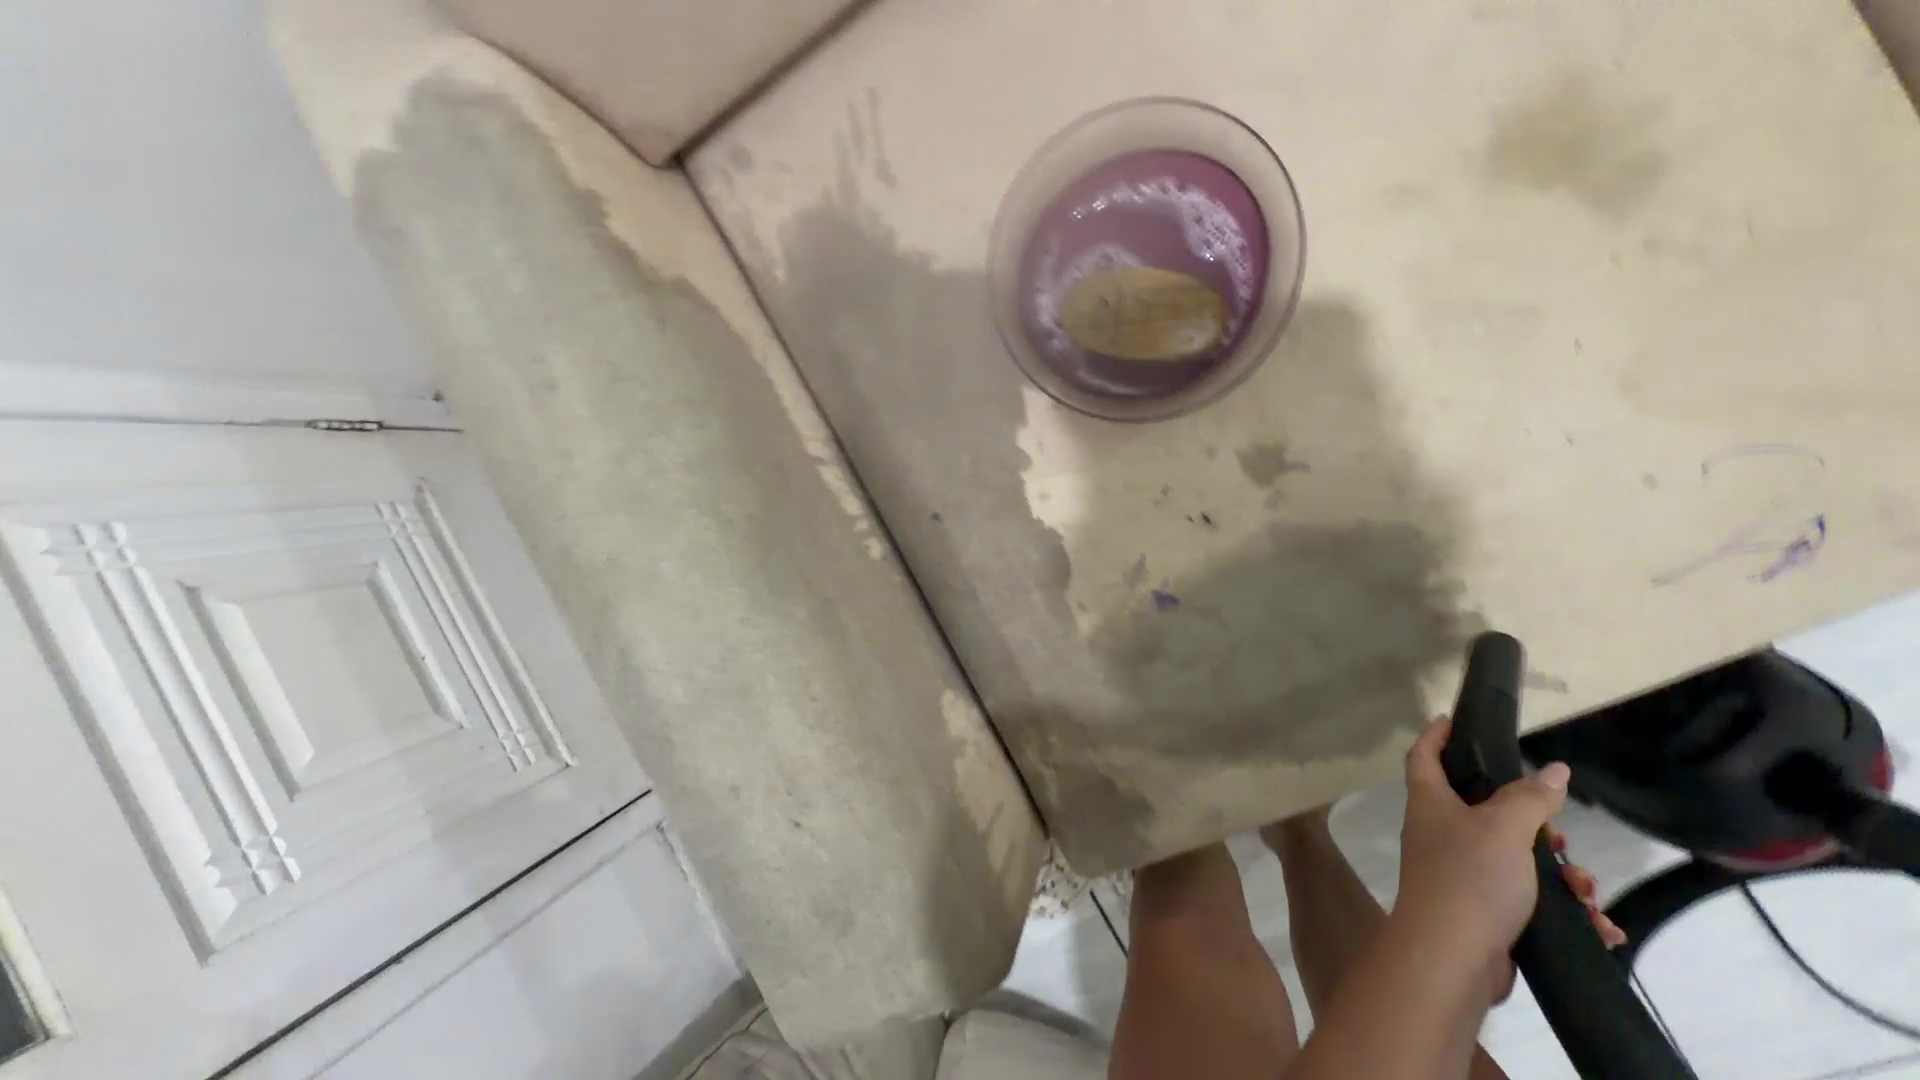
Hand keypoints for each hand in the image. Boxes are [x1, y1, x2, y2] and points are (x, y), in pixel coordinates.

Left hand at [1396, 716, 1626, 972]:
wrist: (1452, 957)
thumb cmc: (1468, 877)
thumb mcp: (1504, 827)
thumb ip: (1529, 797)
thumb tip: (1552, 770)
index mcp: (1431, 804)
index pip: (1424, 757)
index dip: (1435, 735)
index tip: (1451, 719)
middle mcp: (1438, 834)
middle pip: (1486, 811)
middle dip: (1533, 823)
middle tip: (1561, 837)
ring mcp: (1459, 874)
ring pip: (1518, 860)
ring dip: (1559, 874)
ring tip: (1585, 888)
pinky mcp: (1483, 912)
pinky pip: (1530, 902)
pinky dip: (1566, 913)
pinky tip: (1600, 927)